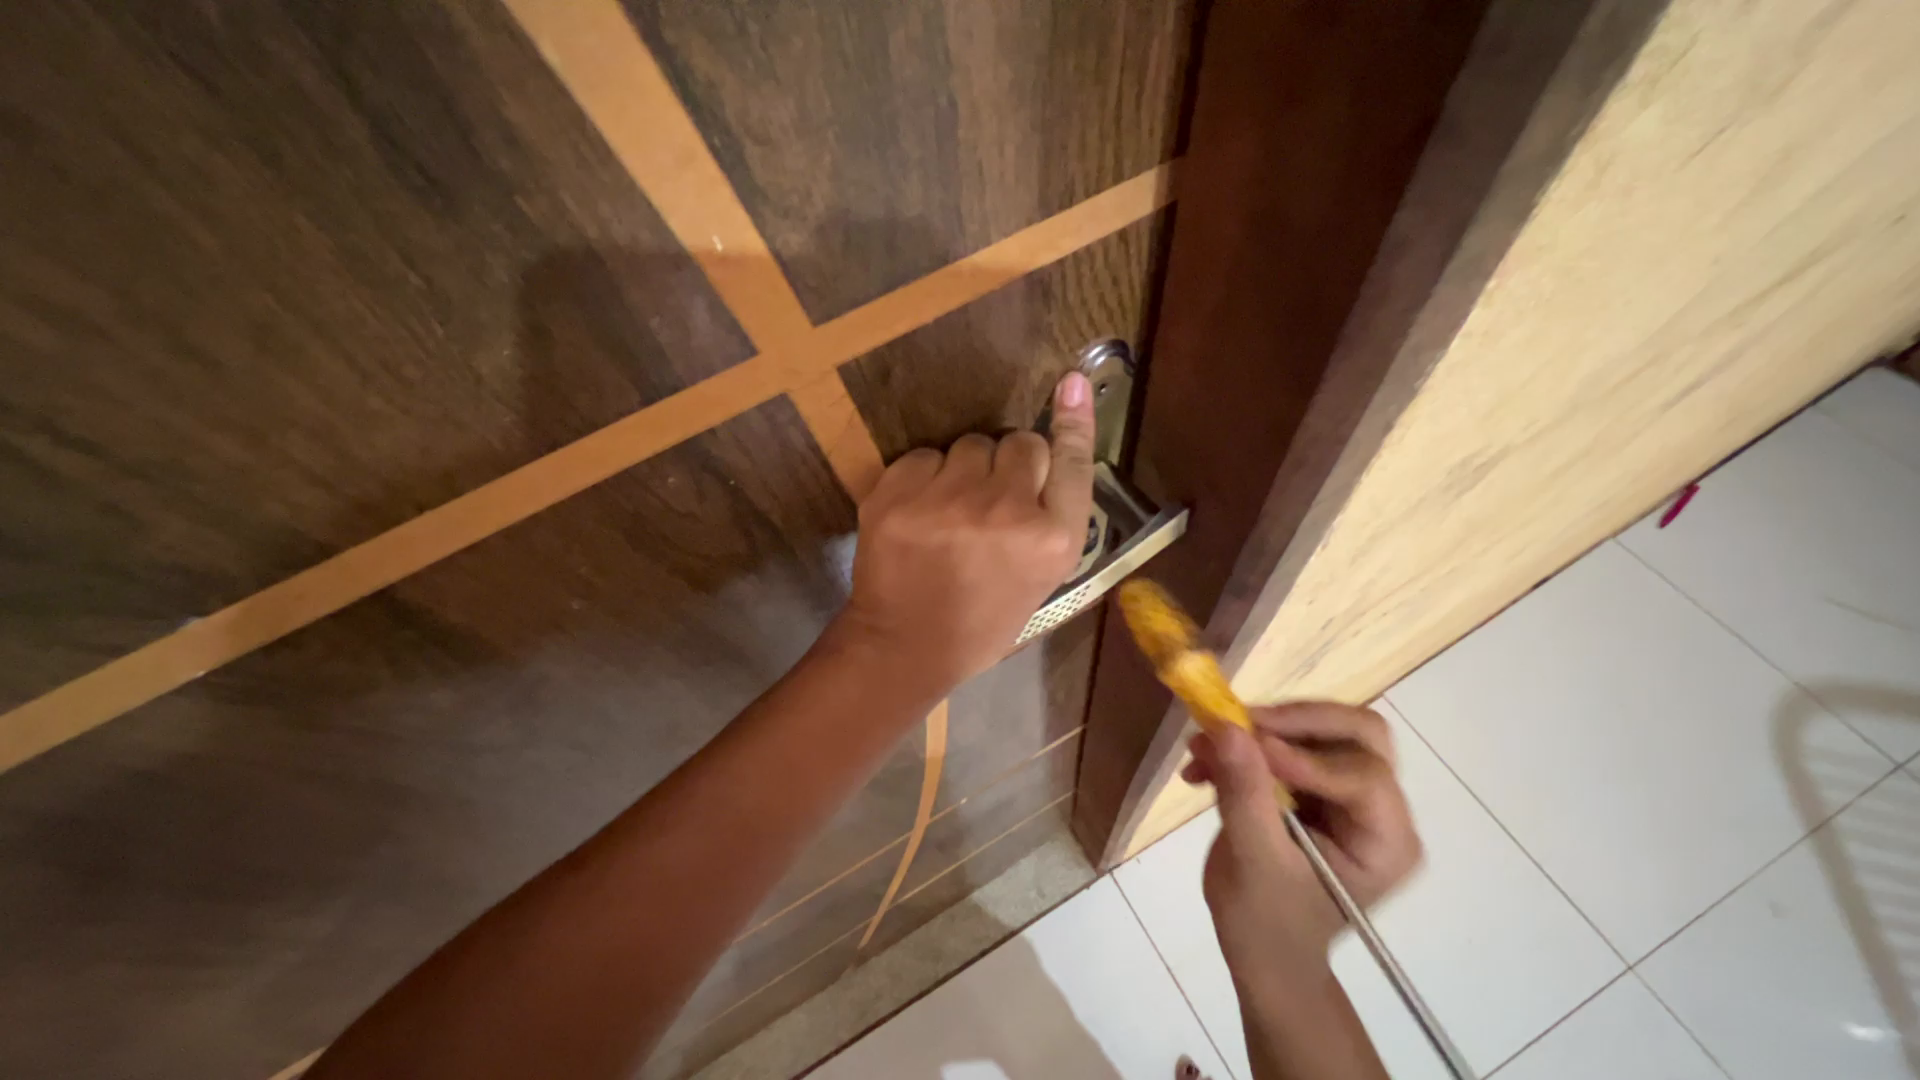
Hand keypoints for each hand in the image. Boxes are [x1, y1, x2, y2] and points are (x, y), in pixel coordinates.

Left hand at [833, 371, 1096, 694]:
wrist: (905, 645)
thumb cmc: (982, 620)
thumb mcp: (1040, 580)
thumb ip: (1053, 520)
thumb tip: (1053, 455)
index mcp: (1052, 541)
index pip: (1071, 461)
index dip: (1073, 422)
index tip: (1071, 384)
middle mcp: (1007, 511)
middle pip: (1020, 443)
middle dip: (1010, 464)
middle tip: (992, 503)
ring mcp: (949, 499)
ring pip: (970, 444)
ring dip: (965, 468)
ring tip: (952, 511)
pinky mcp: (899, 493)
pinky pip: (925, 455)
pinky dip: (924, 476)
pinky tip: (920, 513)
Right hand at [1182, 704, 1420, 976]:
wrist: (1263, 952)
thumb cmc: (1266, 923)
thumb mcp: (1252, 861)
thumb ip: (1245, 793)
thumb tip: (1227, 728)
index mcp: (1386, 840)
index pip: (1362, 776)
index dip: (1306, 757)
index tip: (1248, 744)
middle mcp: (1382, 809)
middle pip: (1358, 734)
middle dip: (1296, 722)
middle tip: (1239, 721)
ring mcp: (1351, 794)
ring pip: (1325, 730)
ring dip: (1266, 730)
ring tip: (1208, 742)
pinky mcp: (1318, 786)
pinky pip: (1292, 744)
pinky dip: (1249, 745)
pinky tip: (1205, 764)